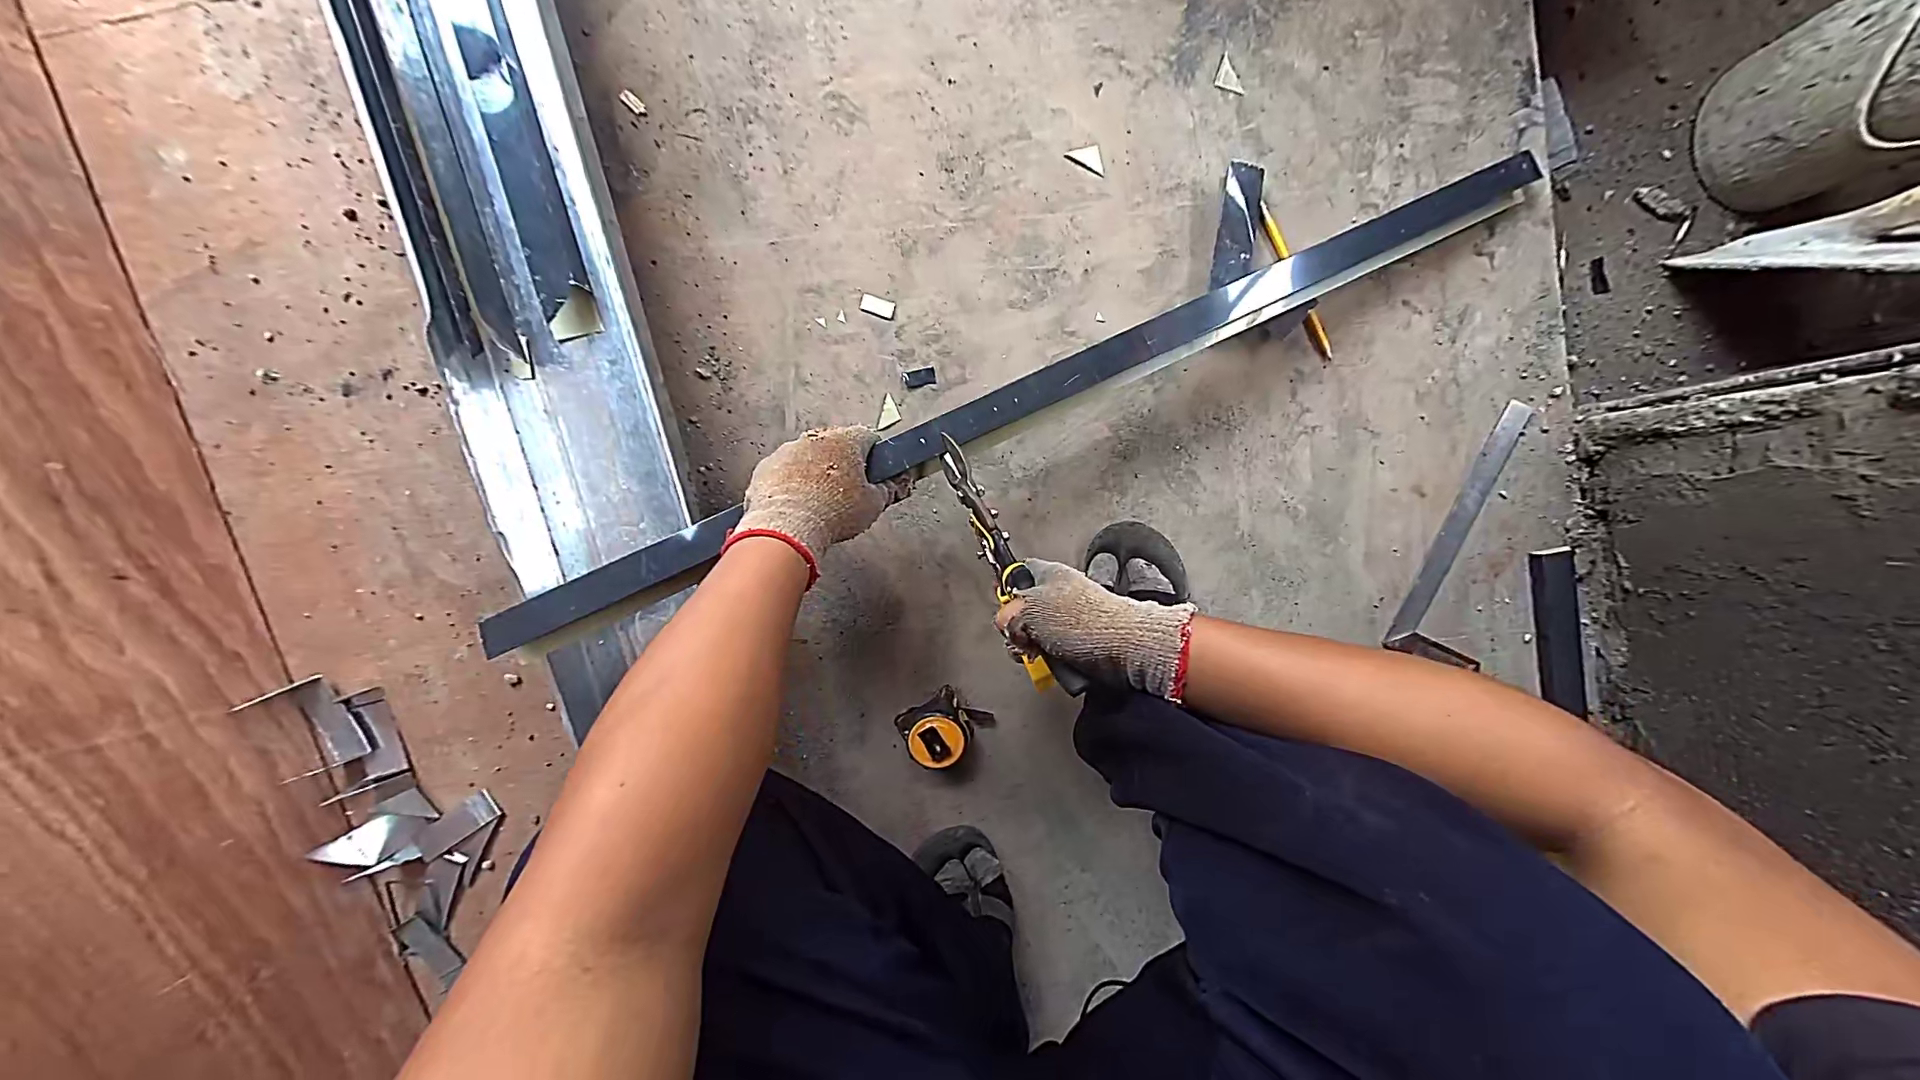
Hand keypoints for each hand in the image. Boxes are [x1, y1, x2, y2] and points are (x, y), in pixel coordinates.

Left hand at [732, 426, 909, 576]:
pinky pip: (784, 473)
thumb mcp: (873, 505)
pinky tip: (799, 506)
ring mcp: (788, 451)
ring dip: (815, 473)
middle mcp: (816, 439)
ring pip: (808, 458)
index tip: (875, 471)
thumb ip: (886, 490)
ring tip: (822, 503)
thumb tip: (892, 486)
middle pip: (836, 446)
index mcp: (846, 440)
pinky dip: (791, 484)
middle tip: (849, 491)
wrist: (788, 528)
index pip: (868, 437)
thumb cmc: (832, 514)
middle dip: (843, 464)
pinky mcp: (767, 468)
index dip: (875, 456)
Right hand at [996, 559, 1195, 699]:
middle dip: (1017, 629)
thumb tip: (1004, 621)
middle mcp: (1059, 595)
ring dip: (1032, 649)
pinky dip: (1050, 661)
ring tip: (1040, 654)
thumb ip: (1009, 612)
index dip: (1006, 588)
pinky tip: (1053, 664)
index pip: (1018, 573)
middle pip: (1023, 611)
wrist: (1126, 649)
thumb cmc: (1084, 621)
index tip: (1002, 605)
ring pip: (1036, 636)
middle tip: (1021, 637)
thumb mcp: (1032, 609)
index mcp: (1048, 574)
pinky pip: (1053, 653)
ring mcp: (1070, 621)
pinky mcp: (1079, 645)